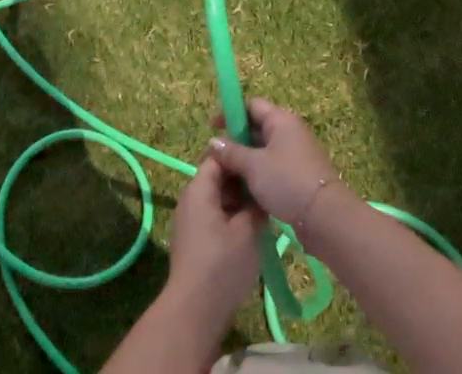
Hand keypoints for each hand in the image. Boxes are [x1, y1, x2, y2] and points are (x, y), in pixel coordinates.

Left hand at [165, 157, 267, 329]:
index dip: (238, 154)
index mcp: (199, 189)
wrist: (196, 306)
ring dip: (240, 201)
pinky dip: (233, 216)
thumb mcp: (248, 231)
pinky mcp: (196, 238)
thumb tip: (261, 194)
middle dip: (242, 180)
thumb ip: (256, 206)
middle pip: (217, 177)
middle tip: (270, 185)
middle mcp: (191, 198)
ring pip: (218, 198)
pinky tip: (254, 228)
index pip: (217, 157)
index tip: (263, 158)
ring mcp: (191, 219)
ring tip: (267, 206)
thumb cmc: (223, 264)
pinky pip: (216, 216)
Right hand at [207, 98, 341, 222]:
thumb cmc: (287, 181)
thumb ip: (231, 152)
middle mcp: (291, 132)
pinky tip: (246, 188)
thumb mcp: (253, 165)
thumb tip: (213, 142)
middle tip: (217, 157)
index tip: (213, 128)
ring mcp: (297, 155)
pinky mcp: (300, 175)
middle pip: (257, 128)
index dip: (231, 113)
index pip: (251, 105)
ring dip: (245, 160)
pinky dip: (258, 174)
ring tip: (228, 175)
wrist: (326, 218)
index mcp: (281, 120)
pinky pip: (273, 167)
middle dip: (235, 140)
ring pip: (264, 150)